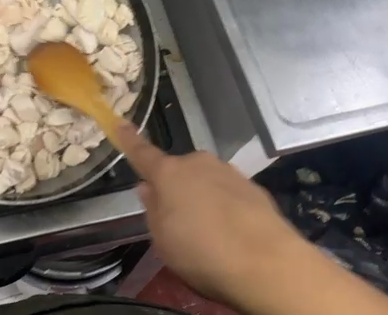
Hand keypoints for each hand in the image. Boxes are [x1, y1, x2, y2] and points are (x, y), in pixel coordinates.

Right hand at [115, 124, 305, 304]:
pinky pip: (230, 194)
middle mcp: (197, 163)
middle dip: (177, 189)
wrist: (268, 264)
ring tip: (212, 235)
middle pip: (178, 172)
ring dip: (204, 199)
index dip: (129, 140)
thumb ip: (153, 211)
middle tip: (180, 223)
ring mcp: (228, 172)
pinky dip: (228, 209)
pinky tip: (235, 235)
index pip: (142, 153)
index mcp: (168, 174)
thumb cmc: (203, 254)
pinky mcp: (253, 187)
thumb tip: (148, 189)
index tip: (119, 123)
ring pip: (206, 182)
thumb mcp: (164, 242)